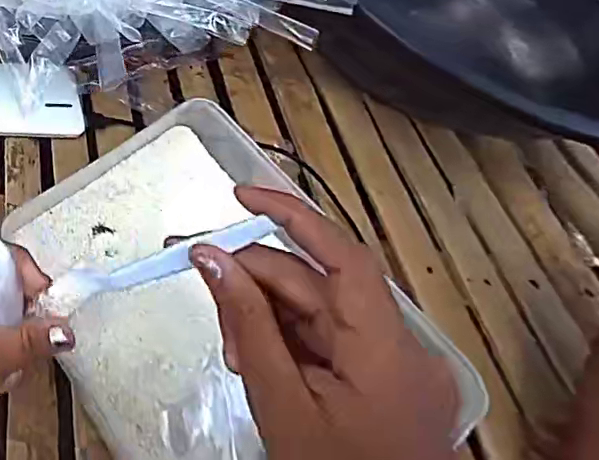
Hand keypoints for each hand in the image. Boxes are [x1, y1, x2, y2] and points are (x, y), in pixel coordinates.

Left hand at [0, 247, 72, 459]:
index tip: (45, 292)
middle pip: (6, 285)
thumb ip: (28, 340)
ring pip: (7, 313)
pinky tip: (23, 362)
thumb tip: (64, 328)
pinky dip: (18, 346)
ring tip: (39, 339)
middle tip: (49, 315)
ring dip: (26, 325)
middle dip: (30, 299)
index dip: (25, 270)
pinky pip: (4, 337)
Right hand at [191, 186, 456, 459]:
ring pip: (314, 307)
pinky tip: (253, 353)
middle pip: (314, 282)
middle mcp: (400, 346)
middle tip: (198, 269)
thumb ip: (246, 322)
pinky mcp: (384, 379)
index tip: (240, 195)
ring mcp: (395, 363)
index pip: (341, 254)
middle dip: (253, 276)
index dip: (290, 214)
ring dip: (263, 311)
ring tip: (228, 341)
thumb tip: (208, 255)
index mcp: (387, 351)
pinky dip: (284, 335)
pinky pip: (324, 335)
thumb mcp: (281, 403)